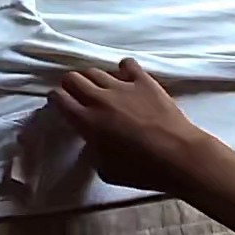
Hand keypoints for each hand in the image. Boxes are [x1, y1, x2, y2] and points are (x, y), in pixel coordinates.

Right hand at [48, 59, 212, 193]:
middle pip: (72, 77)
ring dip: (94, 79)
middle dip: (71, 85)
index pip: (58, 98)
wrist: (179, 156)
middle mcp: (99, 99)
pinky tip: (127, 79)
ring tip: (102, 89)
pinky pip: (126, 64)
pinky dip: (123, 70)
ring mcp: (122, 86)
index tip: (60, 103)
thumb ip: (92, 150)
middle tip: (78, 95)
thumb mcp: (106, 170)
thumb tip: (92, 141)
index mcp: (87, 122)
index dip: (56, 99)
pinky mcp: (143, 80)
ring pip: (95, 70)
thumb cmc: (142, 170)